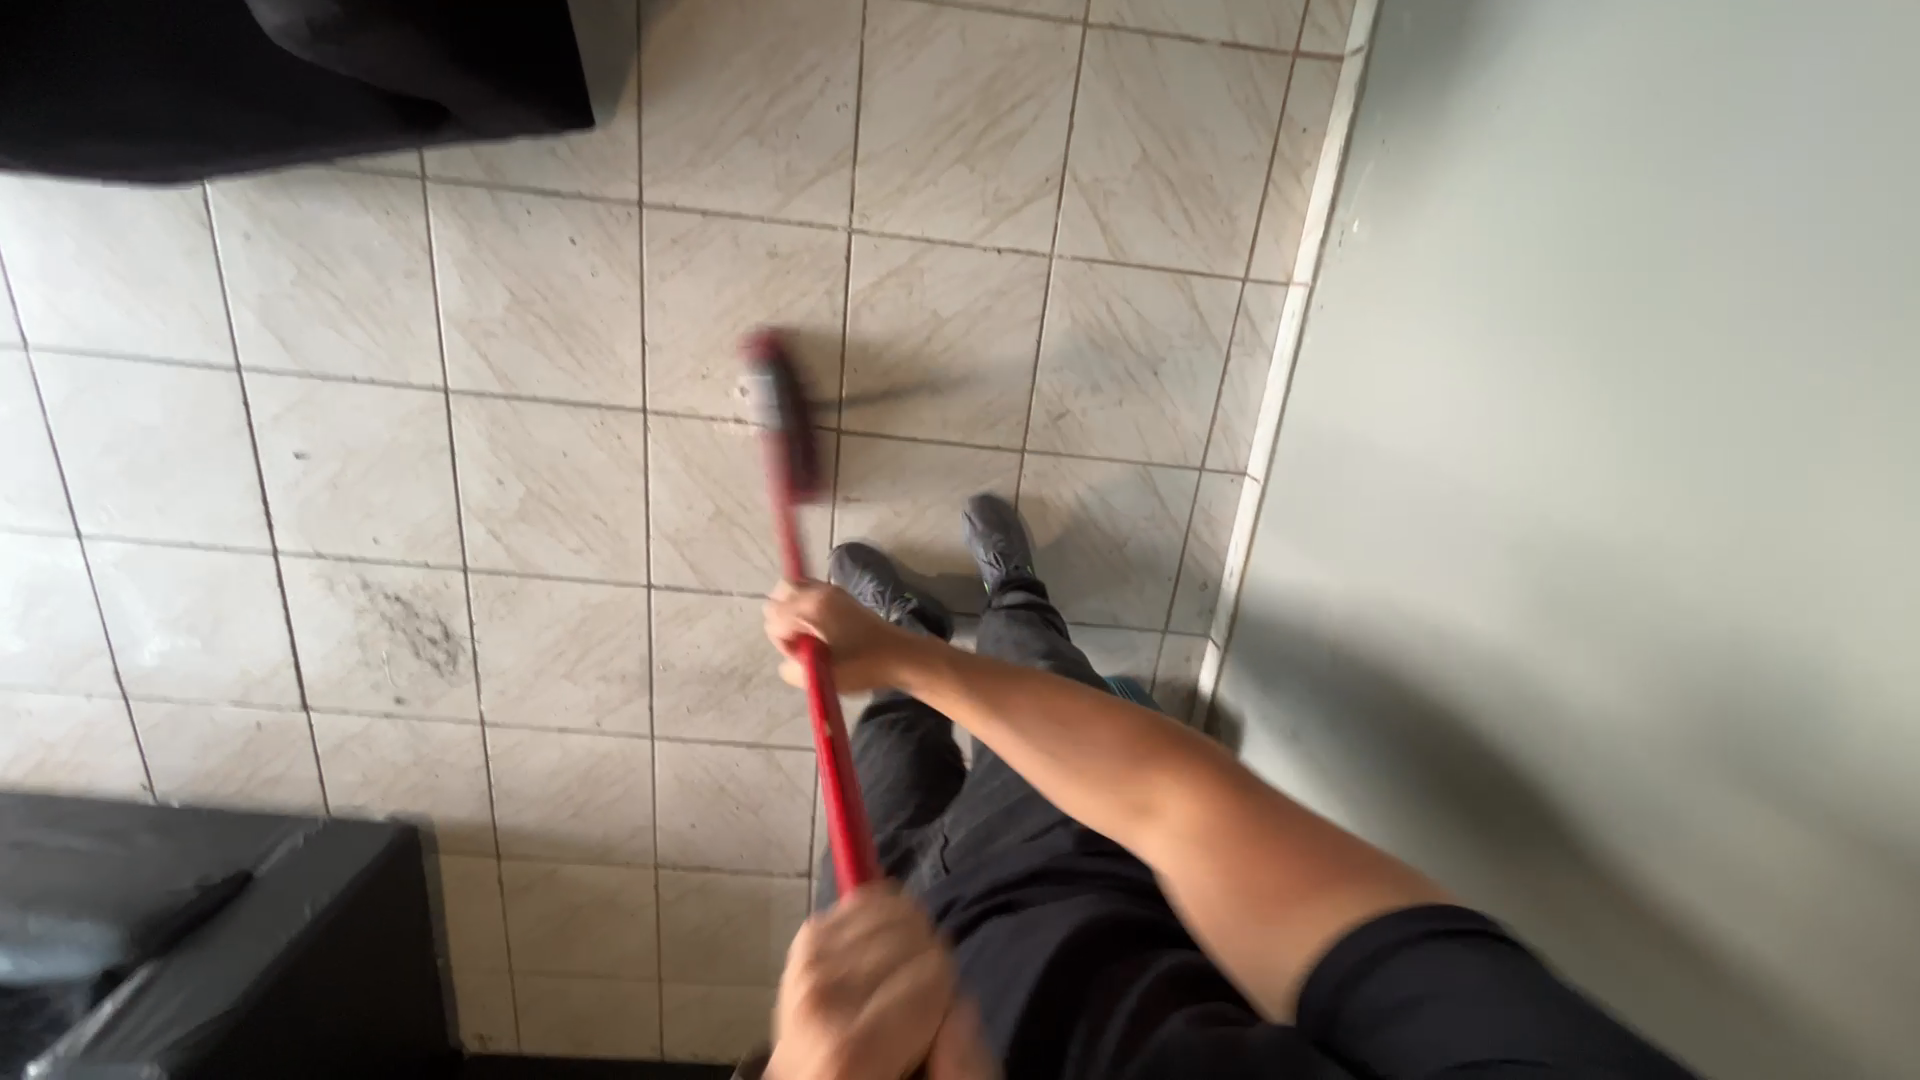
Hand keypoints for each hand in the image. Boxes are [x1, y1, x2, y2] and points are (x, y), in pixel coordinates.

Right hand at [764, 580, 932, 693]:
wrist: (900, 655)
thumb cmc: (863, 666)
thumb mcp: (823, 677)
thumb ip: (793, 670)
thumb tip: (789, 660)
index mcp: (813, 607)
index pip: (774, 618)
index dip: (783, 641)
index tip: (803, 655)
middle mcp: (820, 591)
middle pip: (780, 594)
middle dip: (783, 619)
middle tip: (804, 643)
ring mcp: (832, 590)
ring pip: (794, 590)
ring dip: (794, 612)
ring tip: (813, 636)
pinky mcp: (841, 595)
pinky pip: (810, 593)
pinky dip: (807, 607)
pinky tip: (823, 630)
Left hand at [767, 885, 996, 1079]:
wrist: (819, 1078)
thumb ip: (963, 1067)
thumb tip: (959, 1005)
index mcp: (849, 1053)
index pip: (933, 973)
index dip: (946, 999)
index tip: (930, 1029)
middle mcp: (820, 1000)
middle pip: (914, 934)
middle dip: (927, 966)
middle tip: (911, 1007)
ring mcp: (808, 963)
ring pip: (895, 910)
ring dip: (906, 941)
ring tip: (893, 982)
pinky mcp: (806, 938)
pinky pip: (869, 897)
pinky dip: (884, 920)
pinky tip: (878, 955)